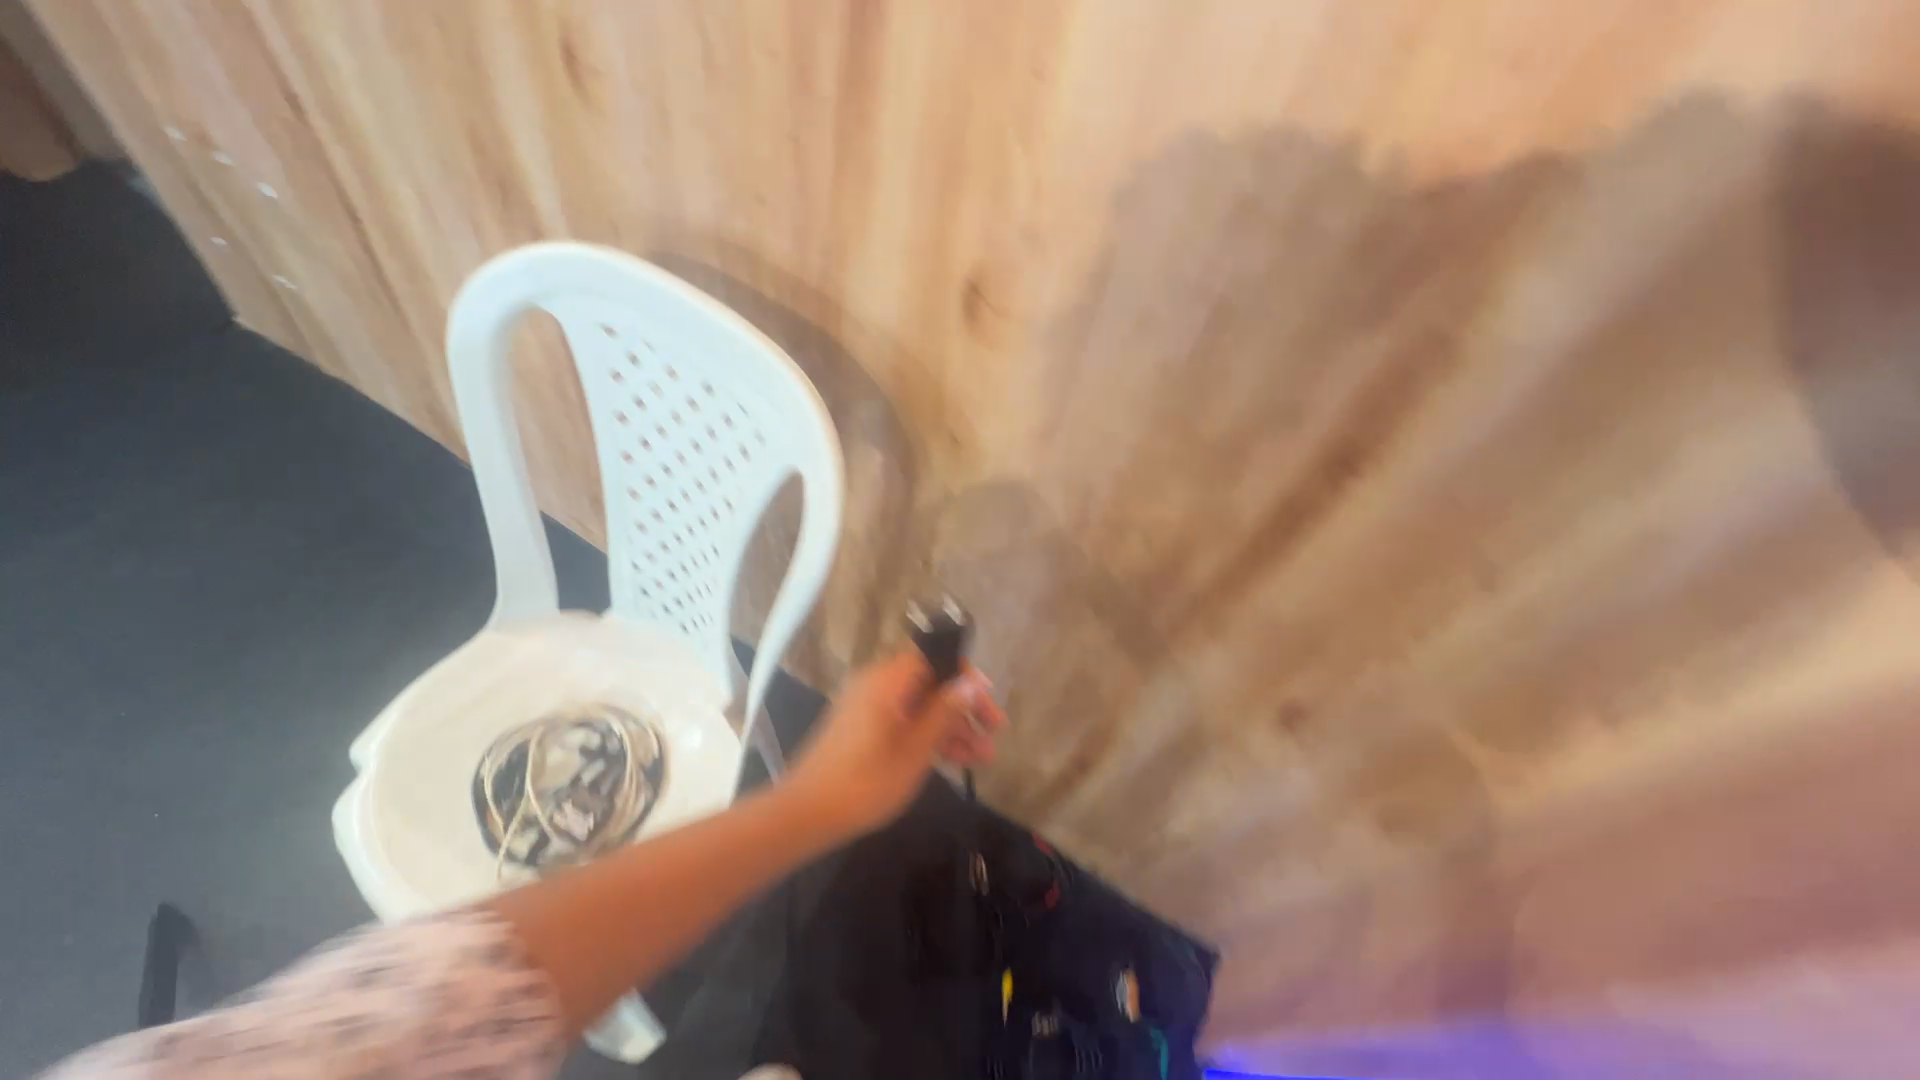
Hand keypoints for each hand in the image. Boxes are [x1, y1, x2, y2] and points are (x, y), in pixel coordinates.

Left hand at [785, 648, 1006, 838]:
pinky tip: (954, 761)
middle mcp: (876, 686)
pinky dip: (927, 737)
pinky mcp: (862, 730)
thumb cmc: (866, 781)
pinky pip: (903, 722)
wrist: (807, 813)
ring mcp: (867, 709)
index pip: (933, 659)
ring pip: (919, 707)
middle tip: (994, 735)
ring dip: (950, 728)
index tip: (988, 703)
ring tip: (983, 758)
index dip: (964, 676)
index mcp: (886, 681)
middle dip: (963, 709)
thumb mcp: (915, 749)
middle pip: (928, 684)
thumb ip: (944, 713)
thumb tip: (971, 681)